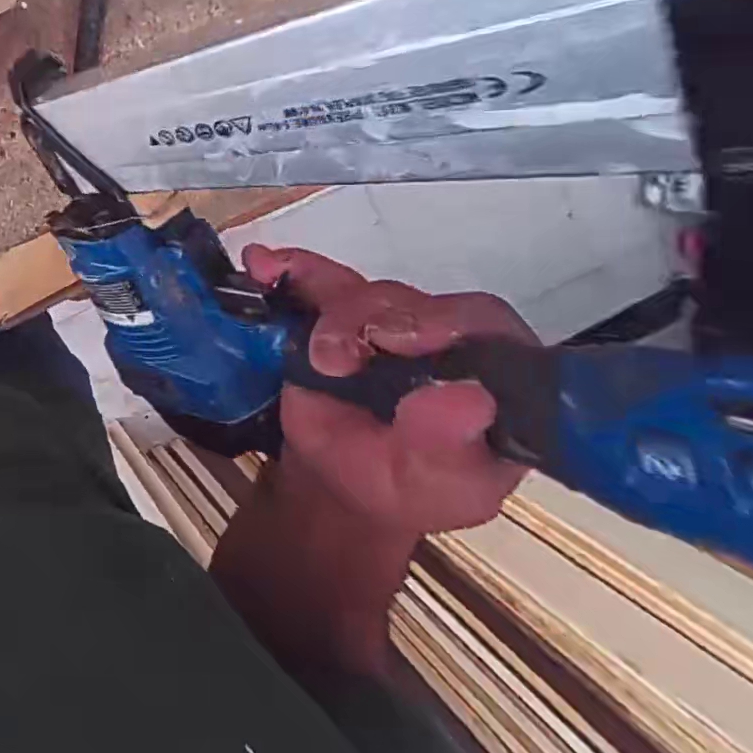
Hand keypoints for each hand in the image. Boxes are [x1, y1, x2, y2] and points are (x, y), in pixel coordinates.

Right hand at [243, 246, 532, 537]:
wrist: (334, 481)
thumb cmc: (399, 486)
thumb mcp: (435, 484)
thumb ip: (449, 444)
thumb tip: (468, 398)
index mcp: (490, 375)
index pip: (486, 328)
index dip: (448, 322)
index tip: (401, 342)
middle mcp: (441, 337)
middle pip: (414, 303)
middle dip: (372, 322)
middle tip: (337, 360)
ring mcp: (381, 318)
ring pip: (361, 291)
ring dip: (331, 313)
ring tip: (315, 357)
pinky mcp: (329, 309)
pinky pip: (311, 278)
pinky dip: (288, 270)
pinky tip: (262, 266)